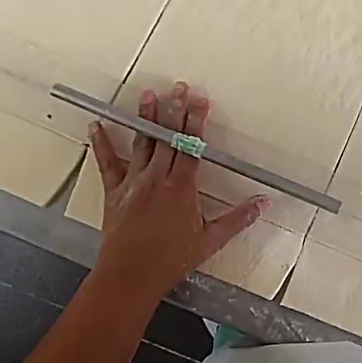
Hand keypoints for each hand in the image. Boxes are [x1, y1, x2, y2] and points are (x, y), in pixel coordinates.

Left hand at [87, 82, 267, 298]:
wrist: (130, 275)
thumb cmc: (172, 259)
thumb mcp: (211, 239)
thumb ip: (238, 218)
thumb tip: (264, 202)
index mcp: (182, 188)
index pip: (191, 146)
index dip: (196, 121)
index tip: (200, 101)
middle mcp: (157, 179)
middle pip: (167, 138)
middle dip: (174, 110)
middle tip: (178, 87)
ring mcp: (133, 183)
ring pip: (142, 144)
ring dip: (145, 118)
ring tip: (148, 94)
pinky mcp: (115, 192)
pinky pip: (108, 163)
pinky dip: (102, 143)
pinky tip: (97, 125)